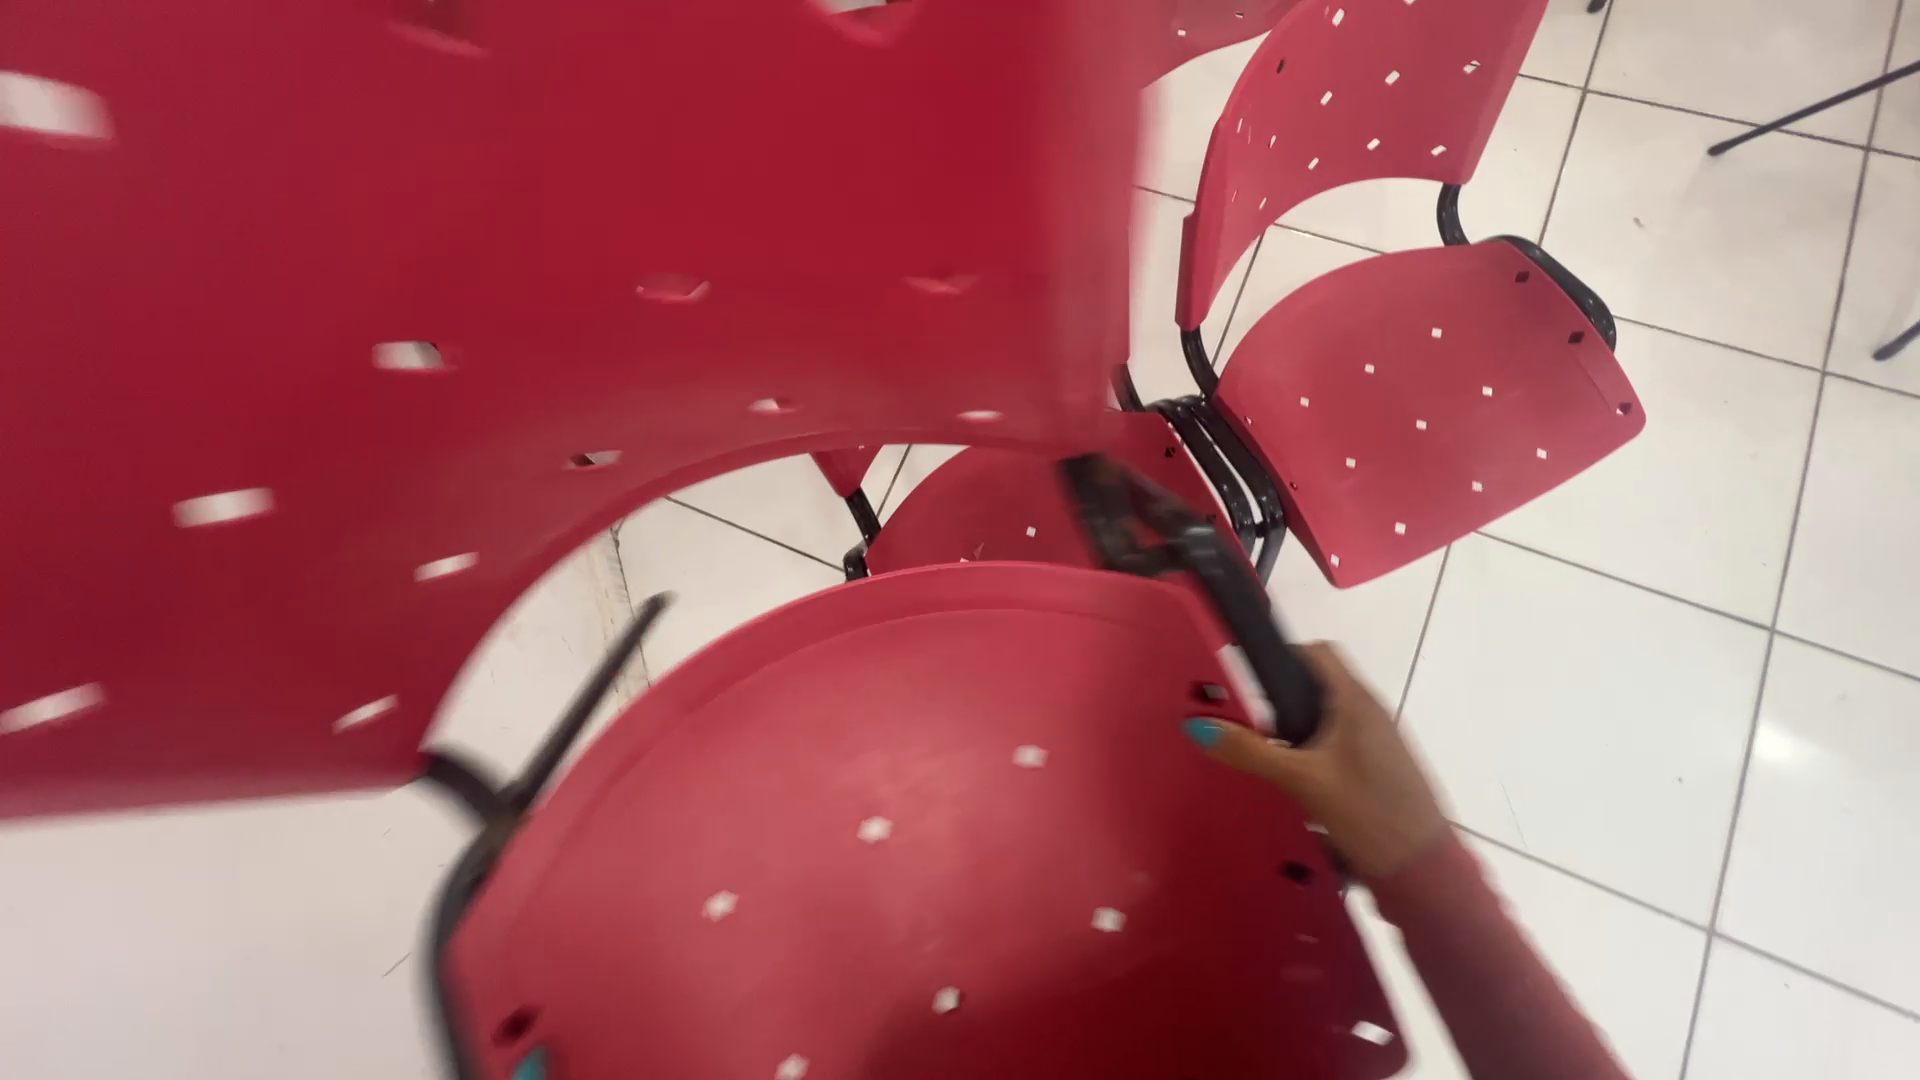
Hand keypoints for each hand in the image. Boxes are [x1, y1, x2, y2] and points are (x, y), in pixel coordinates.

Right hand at [1182, 642, 1447, 879]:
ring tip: (1272, 753)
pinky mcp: (1383, 766)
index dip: (1283, 655)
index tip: (1252, 678)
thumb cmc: (1367, 813)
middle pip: (1320, 684)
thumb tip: (1199, 728)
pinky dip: (1316, 748)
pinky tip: (1301, 778)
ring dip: (1299, 727)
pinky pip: (1341, 741)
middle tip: (1254, 723)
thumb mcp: (1300, 781)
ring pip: (1330, 715)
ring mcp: (1381, 740)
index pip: (1318, 652)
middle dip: (1283, 698)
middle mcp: (1372, 711)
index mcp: (1355, 701)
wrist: (1425, 872)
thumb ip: (1250, 752)